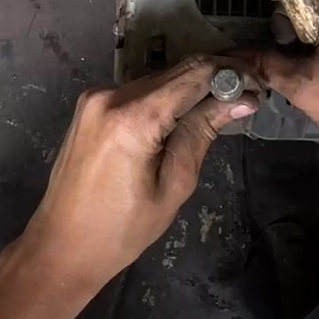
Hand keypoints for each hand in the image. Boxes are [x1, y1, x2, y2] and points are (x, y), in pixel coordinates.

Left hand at [21, 57, 254, 287]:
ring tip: (222, 108)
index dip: (231, 74)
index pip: (195, 74)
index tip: (258, 86)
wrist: (60, 247)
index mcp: (132, 117)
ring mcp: (96, 97)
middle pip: (177, 71)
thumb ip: (202, 132)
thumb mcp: (174, 185)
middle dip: (216, 79)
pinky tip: (185, 115)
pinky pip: (139, 91)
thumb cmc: (121, 230)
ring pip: (159, 79)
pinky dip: (166, 98)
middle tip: (248, 97)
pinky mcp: (90, 105)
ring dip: (192, 89)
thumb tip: (243, 99)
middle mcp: (111, 95)